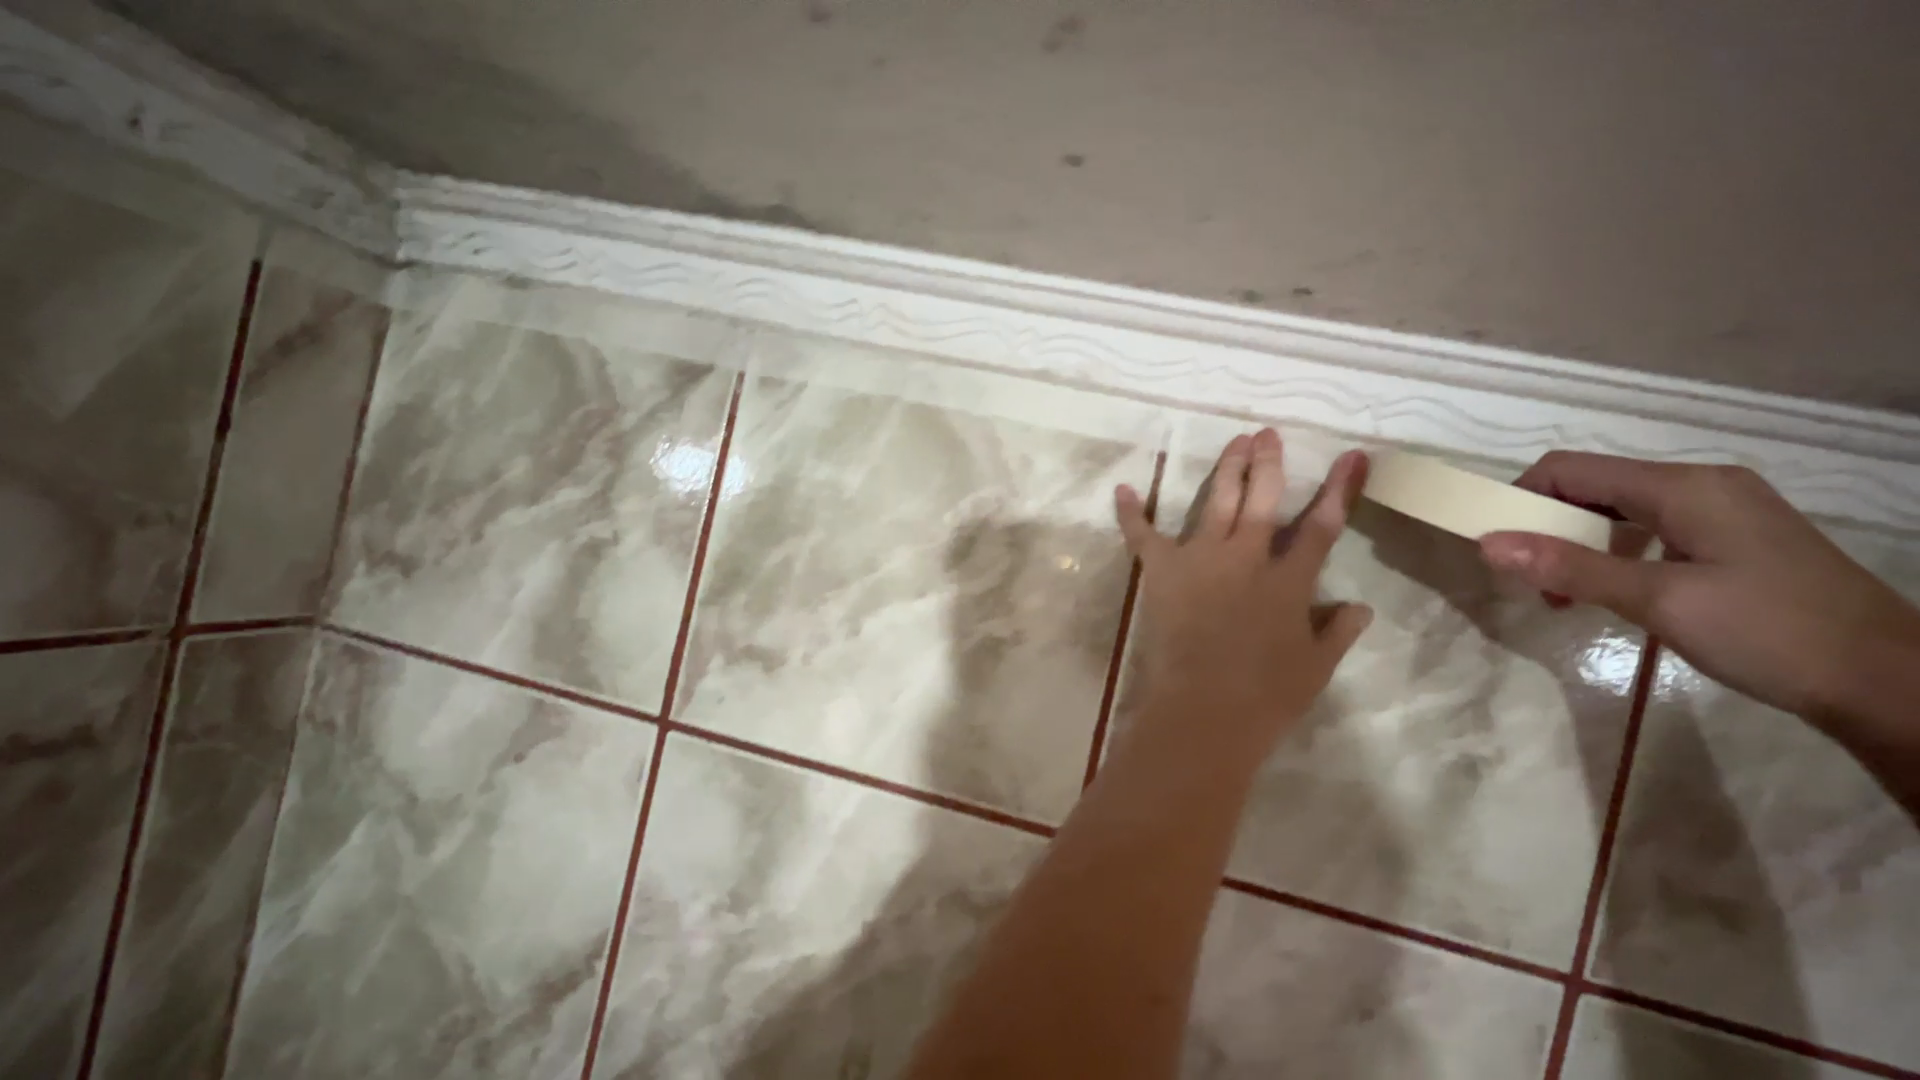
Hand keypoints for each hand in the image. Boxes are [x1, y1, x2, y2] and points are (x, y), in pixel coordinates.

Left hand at [1115, 428, 1373, 753]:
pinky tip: (1122, 488)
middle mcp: (1247, 558)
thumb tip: (1361, 608)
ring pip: (1215, 502)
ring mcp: (1201, 559)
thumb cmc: (1267, 696)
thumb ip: (1338, 633)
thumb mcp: (1316, 667)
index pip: (1320, 526)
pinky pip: (1143, 535)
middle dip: (1267, 463)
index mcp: (1289, 581)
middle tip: (1267, 434)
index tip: (1350, 456)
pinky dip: (1130, 513)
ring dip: (1226, 469)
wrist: (1205, 709)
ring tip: (1234, 441)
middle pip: (1261, 499)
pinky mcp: (1162, 572)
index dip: (1337, 489)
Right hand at [1478, 451, 1919, 725]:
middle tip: (1528, 582)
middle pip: (1595, 487)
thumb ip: (1570, 569)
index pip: (1570, 469)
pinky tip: (1618, 595)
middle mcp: (1702, 485)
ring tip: (1565, 598)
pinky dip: (1618, 555)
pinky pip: (1654, 531)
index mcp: (1682, 486)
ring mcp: (1725, 511)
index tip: (1494, 547)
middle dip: (1547, 527)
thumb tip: (1487, 543)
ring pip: (1623, 512)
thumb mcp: (1659, 601)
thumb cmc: (1769, 633)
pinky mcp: (1738, 540)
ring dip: (1580, 546)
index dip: (1520, 498)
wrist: (1888, 681)